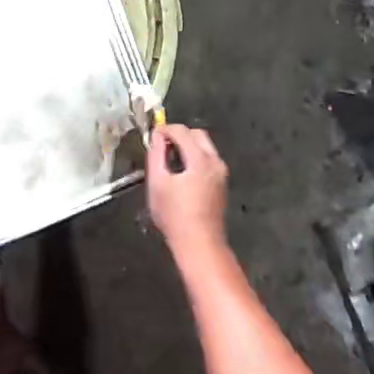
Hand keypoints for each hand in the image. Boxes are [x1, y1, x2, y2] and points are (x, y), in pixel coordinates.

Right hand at [148, 124, 228, 255]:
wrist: (199, 243)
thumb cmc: (174, 215)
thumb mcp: (157, 183)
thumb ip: (156, 155)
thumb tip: (157, 137)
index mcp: (200, 160)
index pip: (182, 131)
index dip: (165, 129)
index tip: (152, 136)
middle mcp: (215, 162)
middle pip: (197, 135)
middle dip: (179, 135)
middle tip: (161, 147)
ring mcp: (221, 174)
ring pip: (205, 147)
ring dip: (187, 147)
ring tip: (169, 161)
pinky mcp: (221, 184)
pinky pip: (208, 160)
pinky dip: (195, 158)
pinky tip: (181, 175)